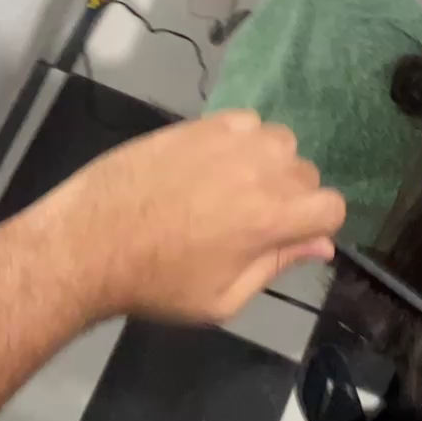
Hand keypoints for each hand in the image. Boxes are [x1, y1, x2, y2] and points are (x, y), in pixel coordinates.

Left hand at [16, 111, 345, 323]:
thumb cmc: (156, 283)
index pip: (332, 206)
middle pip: (308, 174)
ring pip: (281, 142)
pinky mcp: (201, 124)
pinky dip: (242, 140)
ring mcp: (230, 141)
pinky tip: (213, 162)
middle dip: (293, 198)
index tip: (292, 237)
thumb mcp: (223, 298)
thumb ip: (279, 266)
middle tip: (252, 219)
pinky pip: (247, 122)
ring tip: (235, 185)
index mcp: (269, 219)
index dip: (319, 225)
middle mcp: (260, 171)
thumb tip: (322, 246)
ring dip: (271, 163)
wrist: (89, 243)